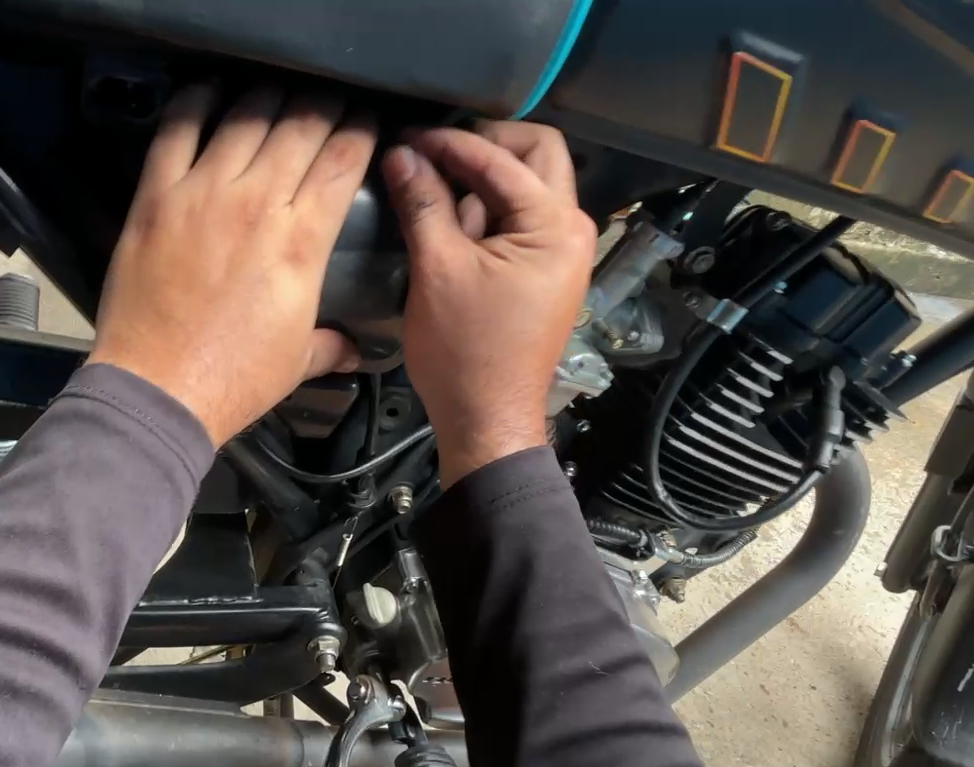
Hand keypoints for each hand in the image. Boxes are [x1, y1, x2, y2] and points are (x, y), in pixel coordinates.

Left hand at [90, 86, 377, 446]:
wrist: (160, 391)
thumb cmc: (233, 382)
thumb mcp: (296, 362)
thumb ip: (331, 345)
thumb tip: (355, 352)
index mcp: (302, 242)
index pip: (345, 158)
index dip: (362, 130)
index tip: (365, 122)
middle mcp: (259, 202)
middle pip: (303, 122)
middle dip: (324, 103)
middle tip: (326, 103)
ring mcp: (204, 193)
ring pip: (248, 113)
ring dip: (270, 96)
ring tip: (278, 95)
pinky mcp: (157, 197)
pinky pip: (179, 126)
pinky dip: (198, 101)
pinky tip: (212, 93)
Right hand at [380, 122, 596, 487]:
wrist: (485, 419)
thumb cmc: (464, 353)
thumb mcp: (437, 272)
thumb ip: (423, 205)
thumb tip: (402, 155)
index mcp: (555, 224)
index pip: (502, 157)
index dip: (450, 143)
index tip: (407, 139)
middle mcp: (571, 230)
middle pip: (534, 157)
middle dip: (482, 149)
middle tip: (432, 157)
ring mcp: (561, 254)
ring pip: (525, 191)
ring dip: (481, 185)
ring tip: (433, 199)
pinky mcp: (543, 276)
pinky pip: (518, 225)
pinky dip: (486, 217)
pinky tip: (450, 229)